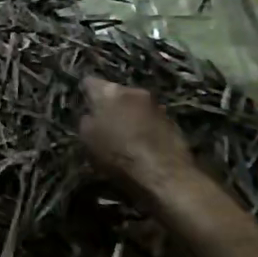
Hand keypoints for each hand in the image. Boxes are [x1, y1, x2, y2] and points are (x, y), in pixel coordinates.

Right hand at [78, 77, 197, 191]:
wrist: (164, 174)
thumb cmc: (118, 155)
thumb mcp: (87, 140)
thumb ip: (86, 121)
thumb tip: (91, 116)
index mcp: (108, 92)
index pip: (89, 82)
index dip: (85, 94)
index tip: (85, 107)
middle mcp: (133, 91)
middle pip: (115, 92)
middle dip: (110, 104)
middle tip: (105, 123)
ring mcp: (155, 104)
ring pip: (135, 105)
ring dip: (130, 115)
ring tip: (126, 136)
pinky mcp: (172, 121)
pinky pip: (151, 119)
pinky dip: (145, 127)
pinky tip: (144, 144)